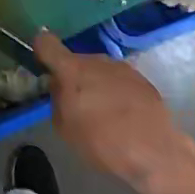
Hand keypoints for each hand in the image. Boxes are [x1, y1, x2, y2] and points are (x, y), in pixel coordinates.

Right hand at [34, 31, 194, 193]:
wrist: (154, 150)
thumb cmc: (102, 142)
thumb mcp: (65, 129)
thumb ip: (57, 101)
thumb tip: (60, 88)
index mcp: (71, 70)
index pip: (46, 43)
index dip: (40, 49)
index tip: (42, 63)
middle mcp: (96, 60)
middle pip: (75, 61)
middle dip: (72, 77)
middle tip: (75, 104)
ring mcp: (122, 67)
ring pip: (98, 70)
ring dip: (95, 84)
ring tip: (102, 113)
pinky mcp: (142, 78)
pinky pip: (118, 80)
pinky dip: (115, 91)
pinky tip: (122, 115)